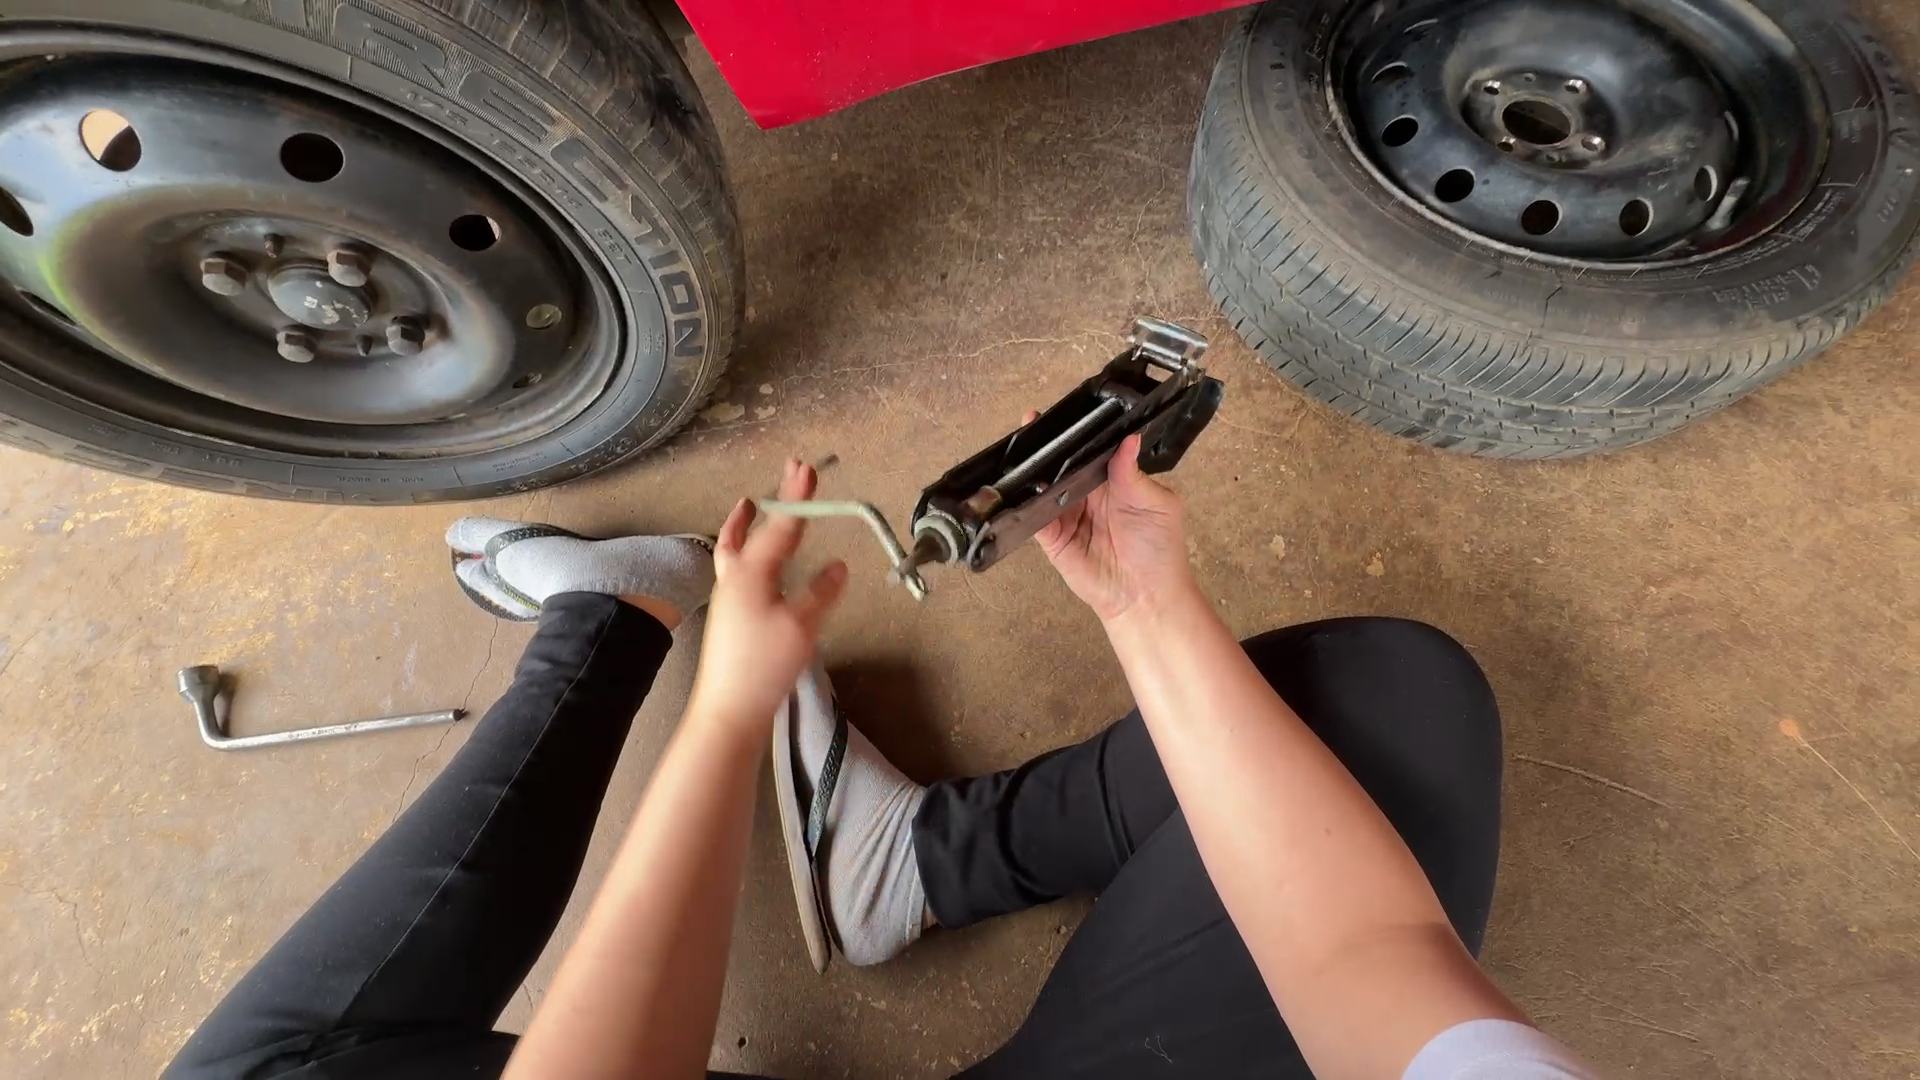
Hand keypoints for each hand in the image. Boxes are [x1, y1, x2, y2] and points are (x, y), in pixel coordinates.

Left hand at [688, 459, 848, 729]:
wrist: (728, 708)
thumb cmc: (764, 664)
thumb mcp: (802, 626)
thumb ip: (821, 593)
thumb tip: (839, 566)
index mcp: (751, 574)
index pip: (781, 528)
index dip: (797, 498)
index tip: (807, 467)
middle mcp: (735, 578)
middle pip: (748, 530)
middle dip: (768, 502)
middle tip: (784, 475)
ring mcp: (729, 597)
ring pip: (735, 549)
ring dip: (748, 524)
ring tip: (753, 507)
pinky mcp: (731, 615)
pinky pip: (738, 569)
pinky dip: (746, 550)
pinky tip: (759, 562)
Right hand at [1034, 428, 1195, 623]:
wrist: (1145, 595)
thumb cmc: (1159, 549)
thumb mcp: (1156, 503)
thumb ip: (1133, 473)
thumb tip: (1127, 437)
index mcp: (1111, 479)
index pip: (1089, 449)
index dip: (1075, 432)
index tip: (1061, 412)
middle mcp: (1085, 494)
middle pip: (1061, 464)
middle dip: (1046, 445)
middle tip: (1031, 421)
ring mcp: (1065, 515)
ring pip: (1043, 486)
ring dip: (1032, 470)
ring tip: (1020, 449)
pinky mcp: (1051, 537)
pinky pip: (1033, 516)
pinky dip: (1025, 502)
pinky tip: (1019, 487)